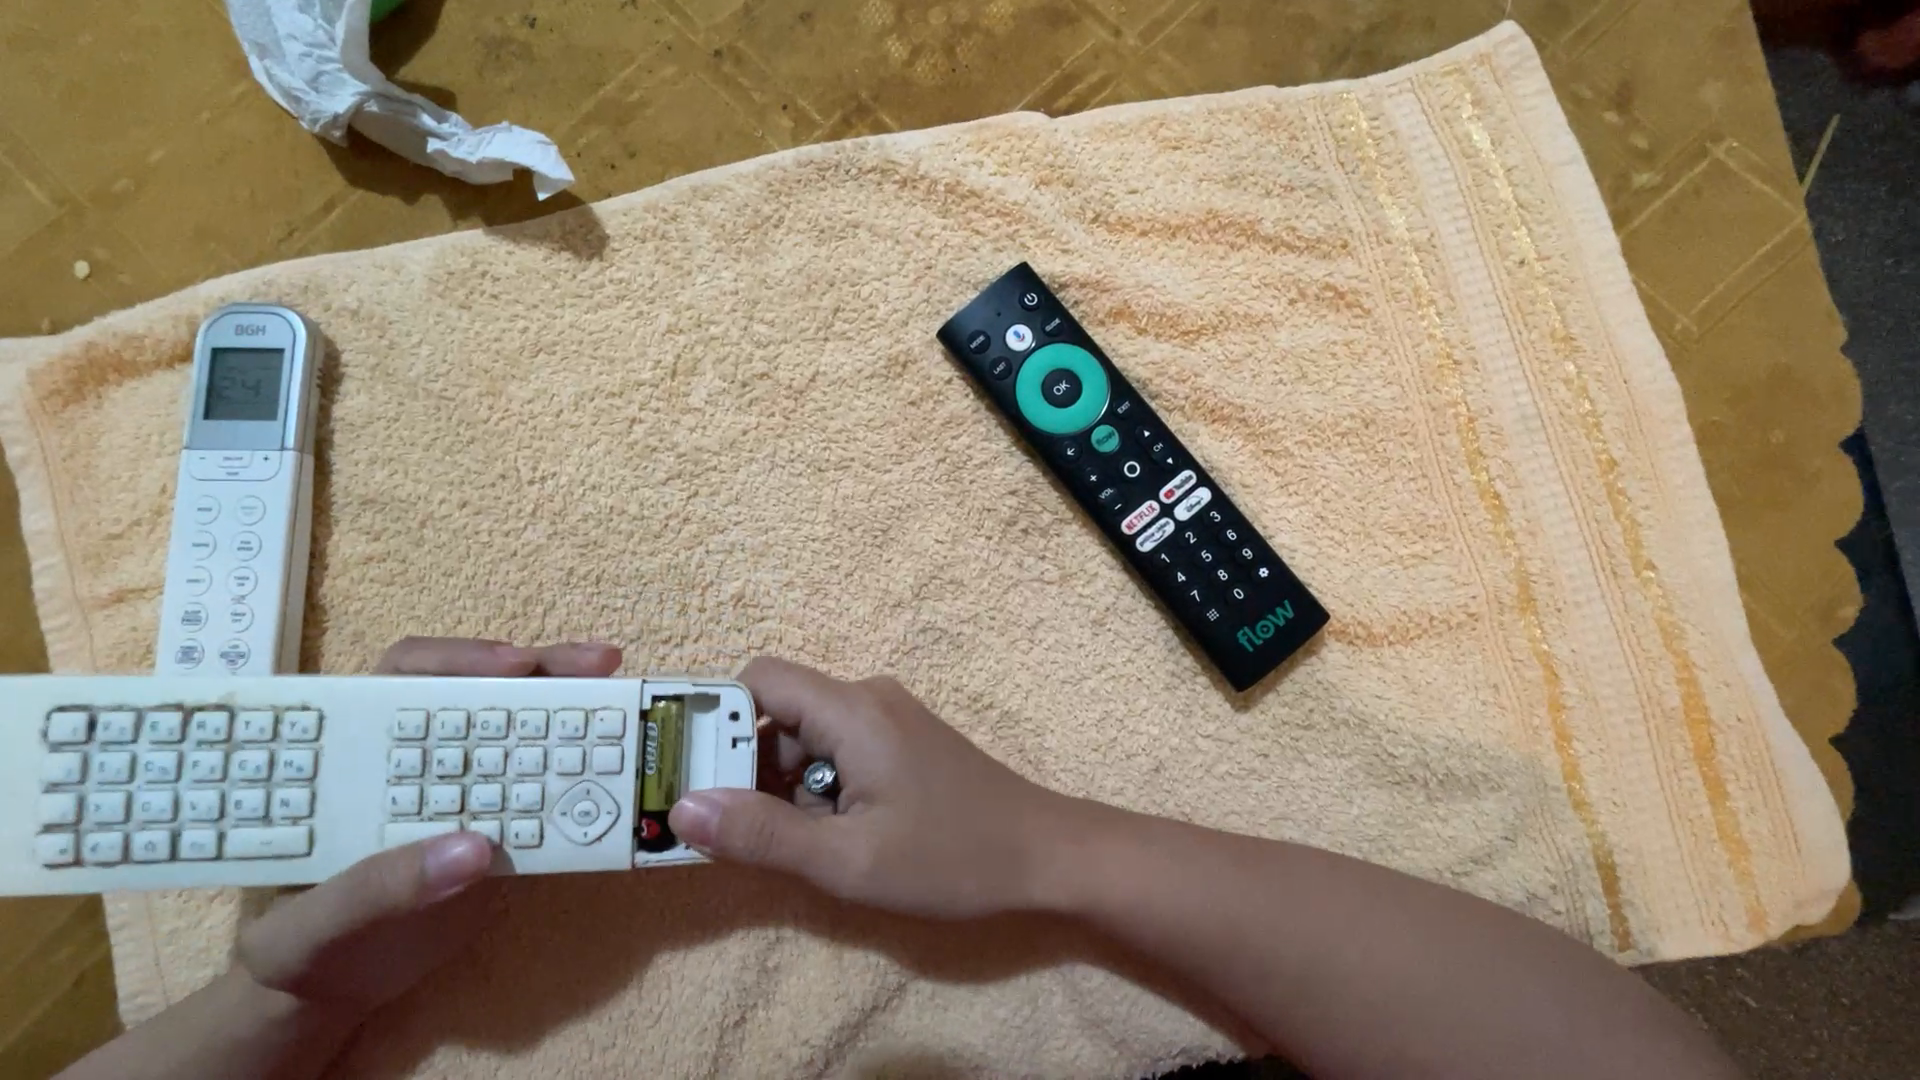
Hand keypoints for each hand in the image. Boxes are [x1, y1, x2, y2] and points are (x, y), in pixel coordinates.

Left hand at [237, 636, 622, 1015]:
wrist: (341, 991)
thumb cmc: (305, 948)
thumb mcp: (315, 925)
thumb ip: (378, 886)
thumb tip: (476, 847)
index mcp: (367, 754)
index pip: (409, 678)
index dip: (460, 660)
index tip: (513, 664)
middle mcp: (429, 754)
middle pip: (488, 688)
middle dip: (546, 666)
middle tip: (600, 663)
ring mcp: (476, 784)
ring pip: (530, 726)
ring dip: (578, 705)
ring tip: (623, 694)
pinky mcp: (512, 820)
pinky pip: (554, 783)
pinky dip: (588, 769)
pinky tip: (622, 761)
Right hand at [668, 658, 1066, 918]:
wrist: (1044, 854)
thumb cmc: (950, 856)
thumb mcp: (847, 859)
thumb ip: (761, 834)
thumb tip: (681, 809)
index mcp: (852, 709)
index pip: (760, 678)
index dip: (717, 717)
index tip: (692, 773)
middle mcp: (868, 698)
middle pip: (782, 714)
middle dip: (751, 768)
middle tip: (737, 832)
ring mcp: (891, 719)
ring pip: (810, 739)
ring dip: (789, 788)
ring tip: (799, 846)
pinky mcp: (904, 743)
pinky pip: (842, 752)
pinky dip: (823, 789)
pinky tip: (839, 837)